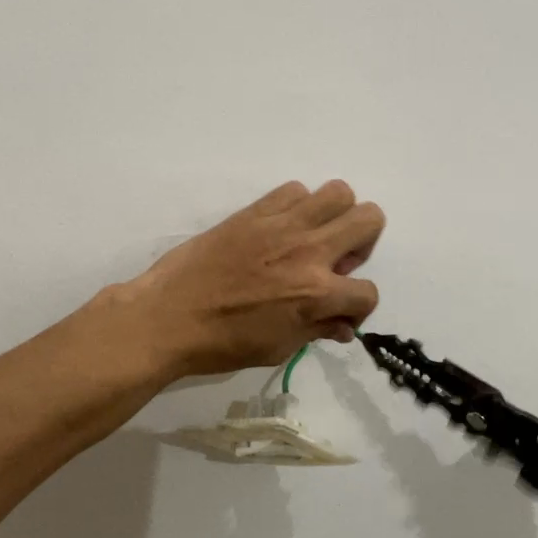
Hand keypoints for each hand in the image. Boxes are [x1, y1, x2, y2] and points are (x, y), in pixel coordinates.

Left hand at [104, 180, 384, 376]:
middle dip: (362, 244)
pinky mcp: (254, 212)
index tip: (338, 313)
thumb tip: (342, 325)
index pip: (367, 292)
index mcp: (316, 294)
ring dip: (335, 216)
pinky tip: (280, 230)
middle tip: (336, 263)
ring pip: (338, 193)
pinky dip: (297, 206)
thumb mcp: (278, 347)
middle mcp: (308, 251)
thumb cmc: (223, 344)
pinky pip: (293, 190)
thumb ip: (317, 330)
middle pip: (369, 220)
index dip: (358, 307)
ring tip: (313, 239)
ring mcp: (281, 226)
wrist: (168, 318)